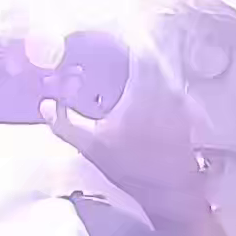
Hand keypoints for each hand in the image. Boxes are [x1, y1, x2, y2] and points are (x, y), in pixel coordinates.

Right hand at [40, 48, 210, 227]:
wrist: (172, 194)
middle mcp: (167, 85)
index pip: (136, 48)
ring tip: (121, 78)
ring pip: (162, 71)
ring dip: (143, 71)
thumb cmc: (133, 167)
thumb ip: (66, 124)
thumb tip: (46, 106)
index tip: (104, 42)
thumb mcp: (93, 146)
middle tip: (109, 60)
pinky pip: (171, 88)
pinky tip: (141, 100)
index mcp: (144, 86)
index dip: (119, 41)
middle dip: (128, 55)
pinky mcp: (189, 112)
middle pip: (149, 56)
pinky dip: (157, 87)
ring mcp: (181, 99)